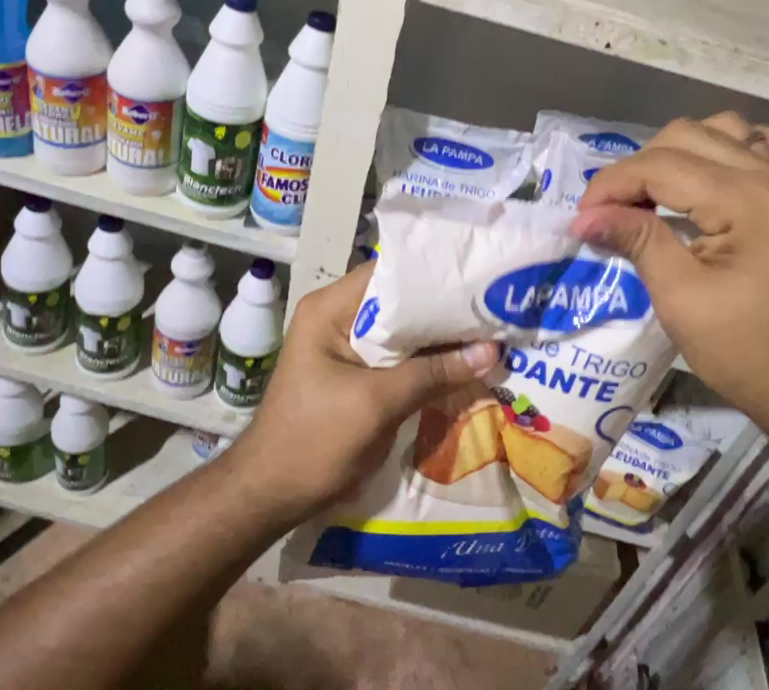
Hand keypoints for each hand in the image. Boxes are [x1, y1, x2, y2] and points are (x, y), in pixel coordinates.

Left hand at [223, 264, 501, 520]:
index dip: (435, 274)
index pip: (390, 273)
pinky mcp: (357, 375)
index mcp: (330, 309)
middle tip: (497, 309)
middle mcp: (337, 317)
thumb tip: (493, 350)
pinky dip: (429, 362)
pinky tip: (465, 365)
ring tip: (492, 333)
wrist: (272, 494)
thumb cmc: (315, 441)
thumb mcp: (377, 404)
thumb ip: (433, 373)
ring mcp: (346, 347)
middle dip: (445, 309)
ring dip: (441, 338)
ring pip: (404, 331)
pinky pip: (400, 358)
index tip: (479, 280)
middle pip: (401, 301)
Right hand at [572, 113, 768, 444]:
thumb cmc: (746, 353)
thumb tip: (585, 216)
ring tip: (655, 194)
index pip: (661, 165)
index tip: (582, 218)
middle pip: (687, 136)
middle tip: (612, 212)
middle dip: (638, 167)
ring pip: (724, 130)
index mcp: (747, 199)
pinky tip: (713, 176)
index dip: (611, 185)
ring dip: (680, 152)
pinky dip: (733, 148)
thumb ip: (636, 241)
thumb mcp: (680, 299)